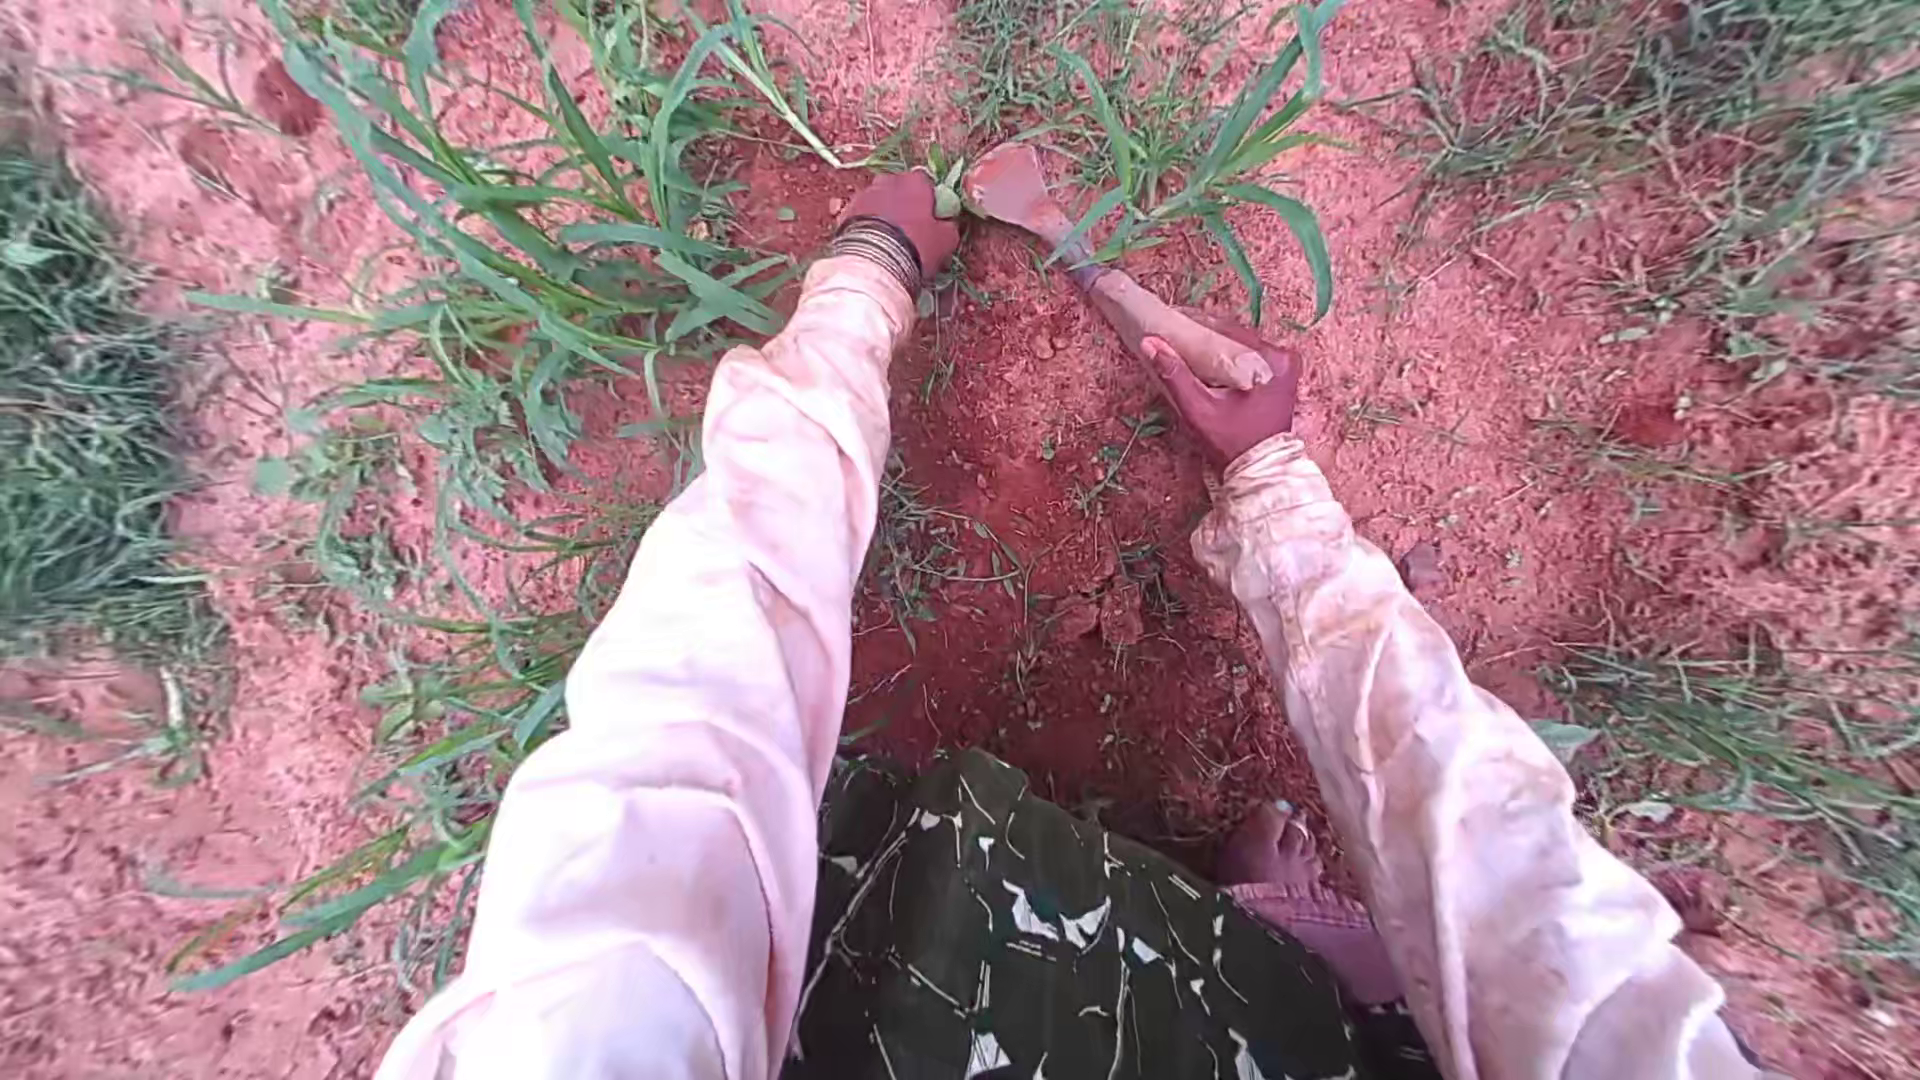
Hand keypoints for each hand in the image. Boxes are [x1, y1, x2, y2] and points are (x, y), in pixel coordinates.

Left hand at [842, 171, 959, 275]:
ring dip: (883, 215)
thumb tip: (949, 225)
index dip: (928, 202)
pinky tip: (872, 245)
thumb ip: (949, 228)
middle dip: (903, 205)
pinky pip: (861, 216)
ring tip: (888, 241)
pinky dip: (867, 226)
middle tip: (907, 231)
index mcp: (915, 182)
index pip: (925, 183)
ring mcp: (865, 194)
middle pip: (899, 189)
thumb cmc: (916, 248)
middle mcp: (888, 181)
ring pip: (878, 201)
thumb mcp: (944, 242)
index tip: (929, 221)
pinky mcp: (846, 211)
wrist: (875, 262)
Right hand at [1144, 317, 1300, 468]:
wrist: (1258, 470)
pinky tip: (1211, 365)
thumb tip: (1150, 343)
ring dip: (1217, 347)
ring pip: (1242, 346)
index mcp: (1268, 360)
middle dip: (1205, 337)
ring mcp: (1287, 366)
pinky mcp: (1284, 377)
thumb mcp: (1197, 410)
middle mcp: (1283, 357)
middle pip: (1235, 337)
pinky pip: (1251, 358)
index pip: (1225, 330)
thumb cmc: (1228, 442)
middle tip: (1176, 337)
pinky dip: (1231, 359)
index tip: (1172, 324)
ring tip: (1190, 350)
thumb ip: (1174, 375)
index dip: (1195, 325)